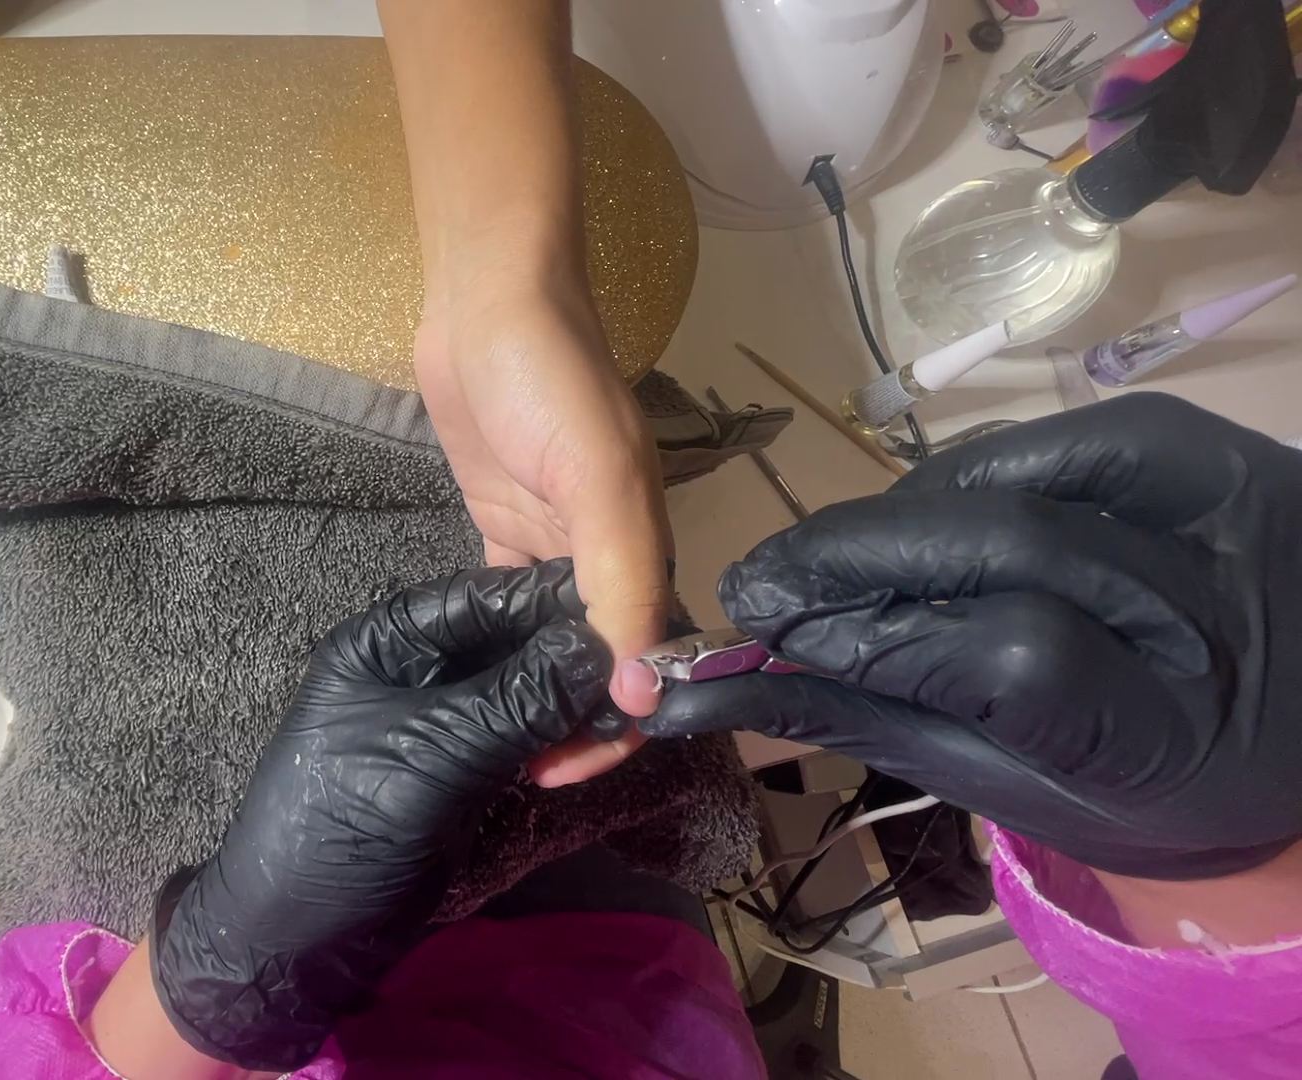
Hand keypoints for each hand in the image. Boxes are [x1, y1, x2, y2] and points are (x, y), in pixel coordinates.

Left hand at [150, 561, 612, 1069]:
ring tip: (630, 722)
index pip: (486, 597)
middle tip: (647, 679)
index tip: (636, 616)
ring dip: (572, 700)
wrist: (302, 934)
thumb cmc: (345, 825)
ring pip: (524, 686)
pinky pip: (521, 729)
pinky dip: (557, 736)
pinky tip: (596, 746)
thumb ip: (517, 699)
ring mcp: (442, 712)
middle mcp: (417, 661)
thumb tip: (604, 648)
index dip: (557, 602)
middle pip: (511, 639)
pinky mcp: (462, 757)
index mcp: (388, 637)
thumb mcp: (431, 756)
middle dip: (572, 655)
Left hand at [414, 280, 671, 782]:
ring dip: (529, 686)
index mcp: (638, 550)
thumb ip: (621, 577)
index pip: (646, 660)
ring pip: (550, 635)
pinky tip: (470, 674)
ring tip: (491, 739)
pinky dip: (493, 639)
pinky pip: (502, 599)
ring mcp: (548, 542)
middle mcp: (600, 556)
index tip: (566, 773)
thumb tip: (643, 689)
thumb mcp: (597, 475)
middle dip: (568, 718)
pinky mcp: (501, 526)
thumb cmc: (548, 382)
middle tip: (519, 771)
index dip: (618, 723)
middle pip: (597, 658)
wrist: (485, 308)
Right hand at [650, 394, 1301, 879]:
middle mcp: (1230, 622)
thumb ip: (836, 719)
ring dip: (895, 515)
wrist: (1265, 739)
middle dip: (849, 555)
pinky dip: (967, 468)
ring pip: (1025, 483)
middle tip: (762, 578)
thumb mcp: (971, 776)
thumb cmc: (1098, 783)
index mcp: (1173, 739)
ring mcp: (1243, 524)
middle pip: (1005, 545)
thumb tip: (686, 698)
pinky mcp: (1228, 460)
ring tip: (840, 556)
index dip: (863, 633)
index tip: (762, 627)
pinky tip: (924, 508)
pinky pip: (1070, 437)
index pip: (1005, 658)